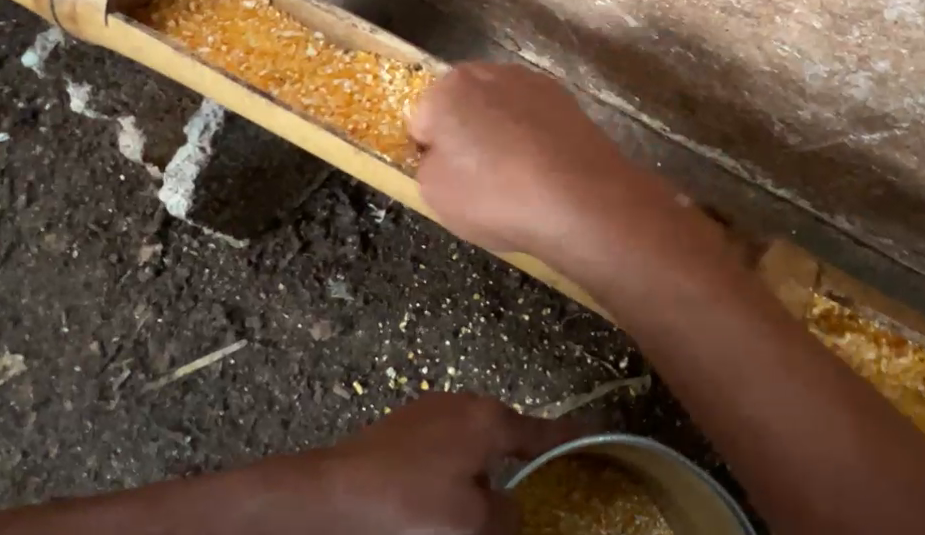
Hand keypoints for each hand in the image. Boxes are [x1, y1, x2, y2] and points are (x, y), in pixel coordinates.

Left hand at [257, 392, 577, 534]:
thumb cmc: (409, 505)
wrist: (328, 494)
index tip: (596, 436)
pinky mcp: (403, 422)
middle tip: (530, 486)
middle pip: (509, 433)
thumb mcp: (470, 522)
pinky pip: (445, 442)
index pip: (546, 430)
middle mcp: (468, 403)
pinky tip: (435, 493)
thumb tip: (512, 508)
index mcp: (491, 420)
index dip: (573, 438)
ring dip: (482, 465)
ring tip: (476, 499)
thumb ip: (506, 513)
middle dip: (520, 458)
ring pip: (474, 438)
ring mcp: (433, 408)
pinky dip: (453, 465)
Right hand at [409, 63, 685, 265]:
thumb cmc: (496, 194)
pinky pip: (535, 121)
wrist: (582, 198)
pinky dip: (534, 140)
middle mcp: (492, 72)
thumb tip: (447, 154)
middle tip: (476, 179)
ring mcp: (535, 83)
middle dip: (466, 135)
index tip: (445, 177)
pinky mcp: (568, 101)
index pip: (422, 119)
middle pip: (465, 106)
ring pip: (503, 111)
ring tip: (515, 179)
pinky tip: (543, 171)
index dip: (429, 151)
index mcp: (450, 87)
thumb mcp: (433, 192)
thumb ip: (430, 163)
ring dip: (502, 135)